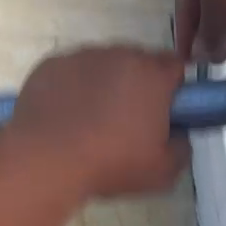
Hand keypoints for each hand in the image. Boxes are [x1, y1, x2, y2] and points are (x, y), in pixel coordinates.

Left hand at [4, 46, 189, 198]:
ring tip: (90, 118)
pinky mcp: (50, 64)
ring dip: (103, 82)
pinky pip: (70, 71)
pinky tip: (64, 114)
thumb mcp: (162, 171)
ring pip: (102, 64)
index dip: (173, 87)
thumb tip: (178, 134)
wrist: (44, 159)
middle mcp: (118, 54)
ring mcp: (81, 56)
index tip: (165, 109)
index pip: (175, 66)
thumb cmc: (110, 163)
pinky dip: (72, 86)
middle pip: (137, 61)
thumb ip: (181, 147)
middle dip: (138, 83)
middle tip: (128, 119)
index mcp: (151, 75)